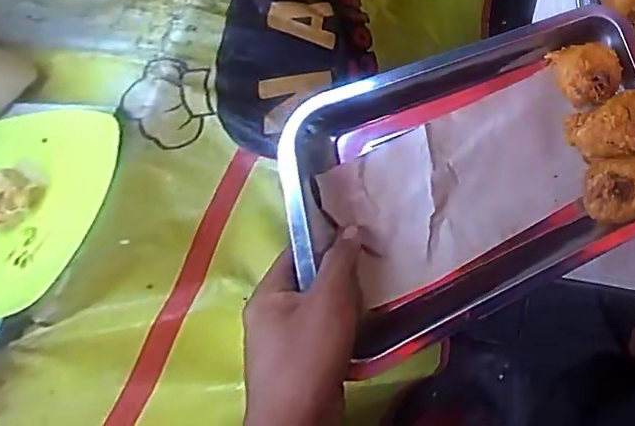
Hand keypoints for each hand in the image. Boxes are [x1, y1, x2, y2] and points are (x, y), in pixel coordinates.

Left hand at [244, 227, 361, 425]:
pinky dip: (345, 317)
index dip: (325, 236)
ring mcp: (284, 338)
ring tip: (368, 291)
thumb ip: (340, 258)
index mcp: (266, 296)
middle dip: (341, 269)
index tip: (357, 229)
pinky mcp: (301, 356)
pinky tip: (363, 317)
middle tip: (368, 262)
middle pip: (311, 275)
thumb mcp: (330, 296)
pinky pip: (325, 322)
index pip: (296, 251)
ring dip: (347, 295)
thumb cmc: (309, 352)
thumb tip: (350, 229)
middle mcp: (269, 315)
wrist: (299, 419)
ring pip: (322, 300)